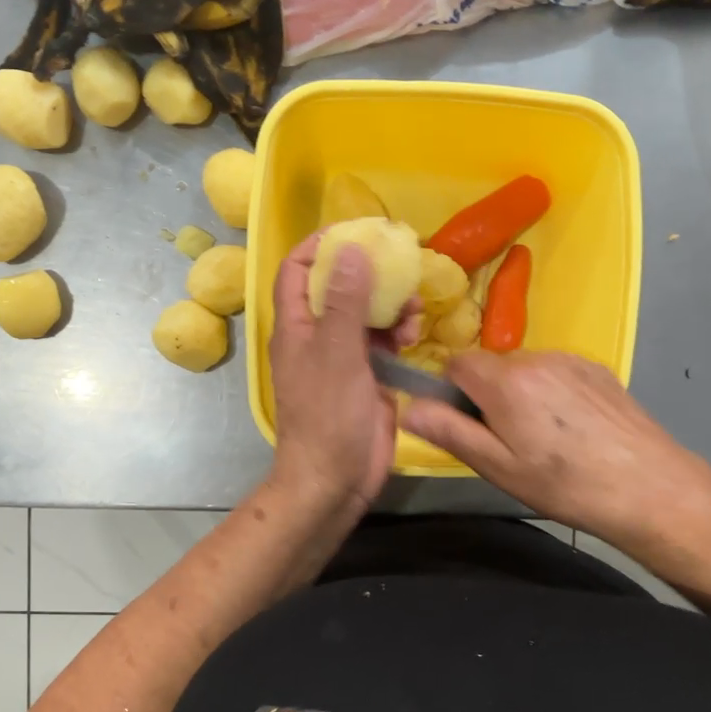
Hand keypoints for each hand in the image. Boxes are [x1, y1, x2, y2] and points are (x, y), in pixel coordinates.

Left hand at [267, 234, 421, 508]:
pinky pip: (384, 342)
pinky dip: (399, 332)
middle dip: (369, 274)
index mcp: (296, 327)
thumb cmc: (327, 416)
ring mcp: (343, 358)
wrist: (335, 478)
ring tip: (412, 312)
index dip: (318, 247)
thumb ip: (345, 301)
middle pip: (339, 288)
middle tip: (399, 266)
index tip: (353, 232)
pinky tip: (415, 335)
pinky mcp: (368, 377)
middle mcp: (317, 336)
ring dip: (391, 305)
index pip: (296, 271)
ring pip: (367, 314)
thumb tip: (351, 249)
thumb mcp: (336, 353)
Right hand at [400, 350, 710, 586]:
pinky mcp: (598, 370)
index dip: (451, 391)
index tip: (465, 425)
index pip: (456, 362)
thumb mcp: (498, 467)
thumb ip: (450, 431)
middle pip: (491, 366)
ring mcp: (571, 360)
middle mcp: (536, 358)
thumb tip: (409, 406)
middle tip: (506, 441)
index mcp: (505, 381)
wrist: (649, 487)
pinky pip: (555, 372)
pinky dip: (550, 393)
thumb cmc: (564, 485)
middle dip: (487, 395)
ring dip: (519, 394)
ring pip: (524, 369)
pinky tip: (572, 430)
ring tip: (543, 439)